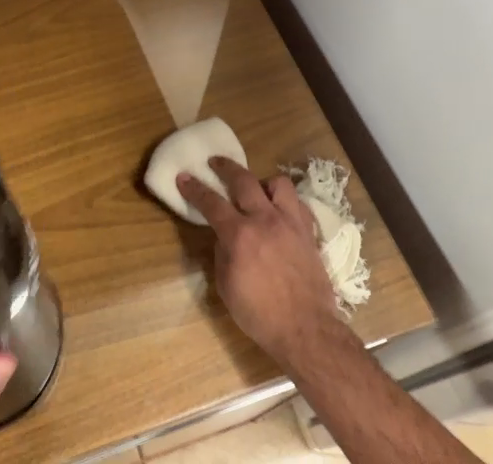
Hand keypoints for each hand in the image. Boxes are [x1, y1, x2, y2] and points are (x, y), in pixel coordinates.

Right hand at [178, 157, 347, 367]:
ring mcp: (290, 223)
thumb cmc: (259, 315)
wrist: (306, 330)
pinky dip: (285, 202)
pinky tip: (279, 213)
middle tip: (215, 163)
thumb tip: (224, 238)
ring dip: (263, 182)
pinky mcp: (308, 232)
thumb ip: (222, 254)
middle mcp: (265, 220)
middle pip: (244, 179)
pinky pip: (297, 204)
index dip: (194, 188)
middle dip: (226, 167)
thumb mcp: (226, 286)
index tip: (183, 176)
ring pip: (278, 183)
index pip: (211, 202)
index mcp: (240, 235)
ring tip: (256, 191)